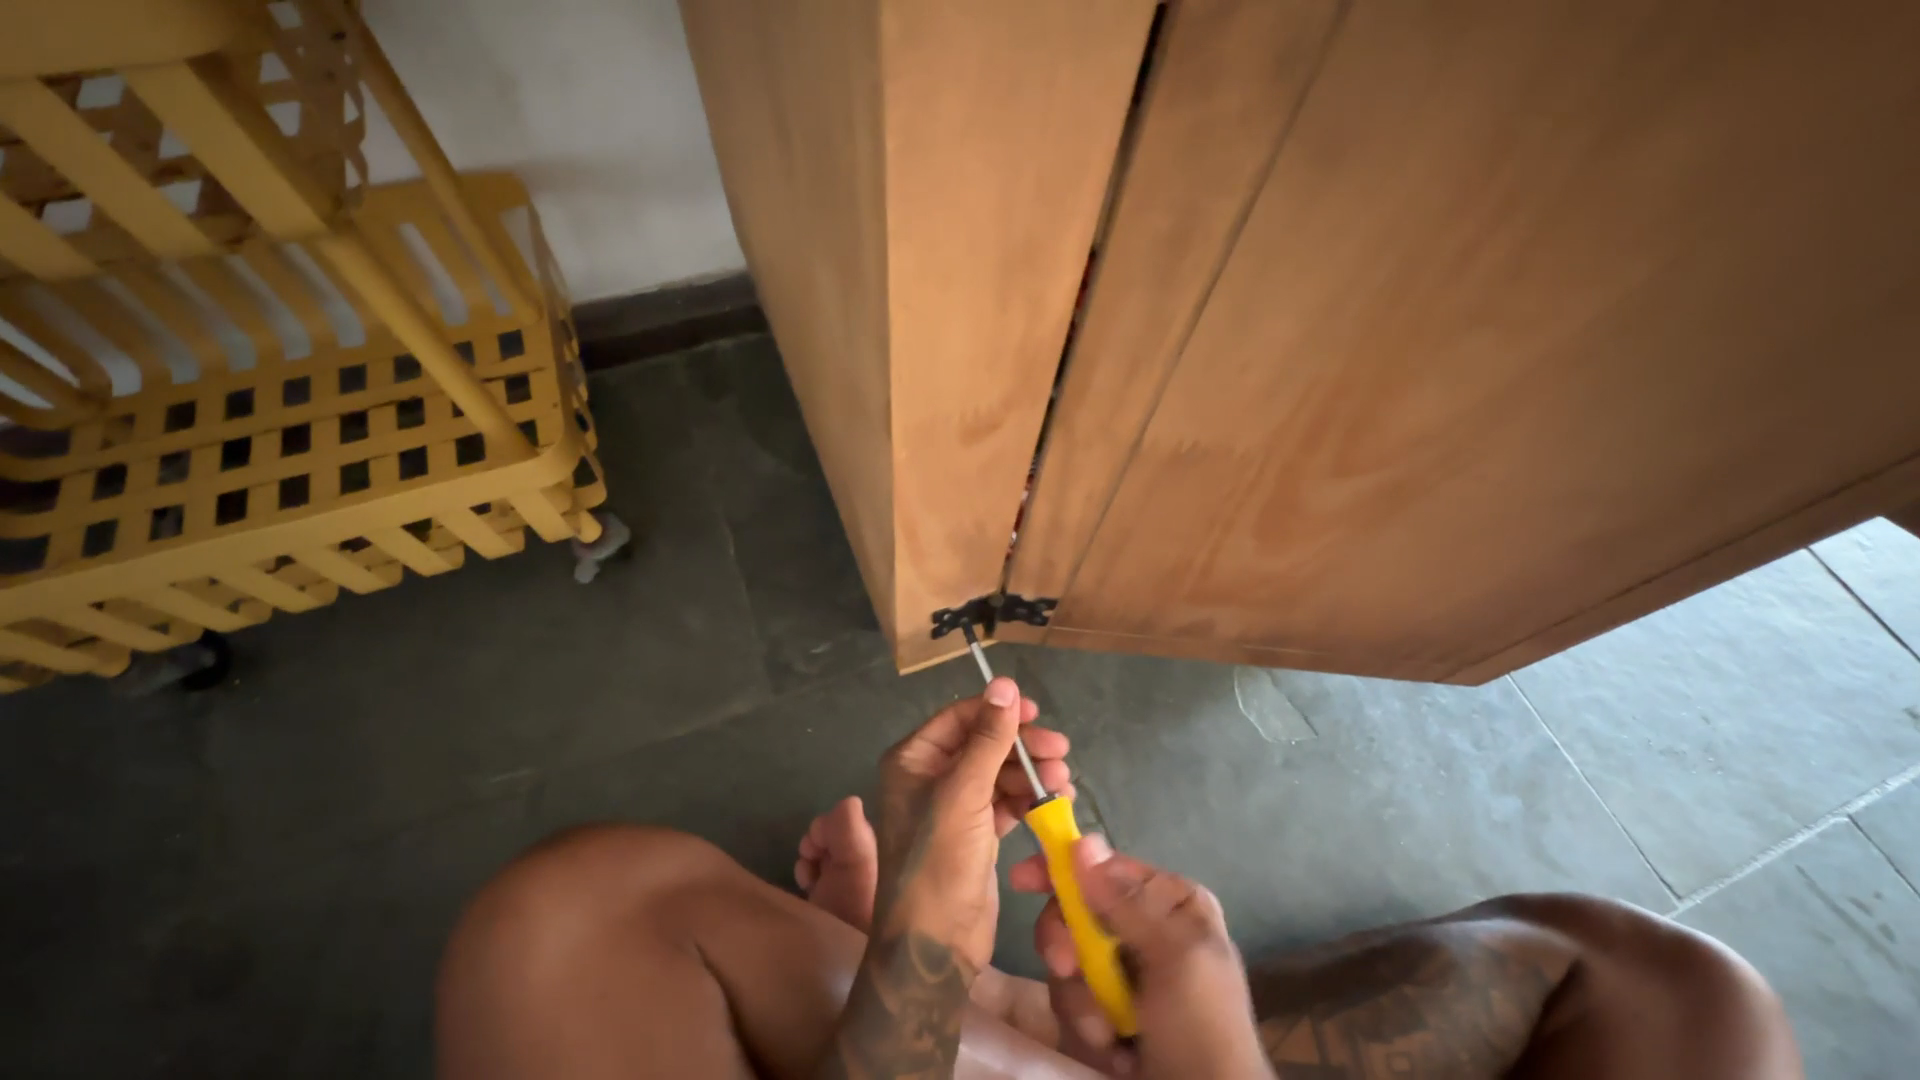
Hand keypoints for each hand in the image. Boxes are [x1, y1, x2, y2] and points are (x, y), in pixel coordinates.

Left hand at [872, 675, 1071, 976]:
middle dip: (1021, 747)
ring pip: (999, 774)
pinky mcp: (976, 834)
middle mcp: (930, 778)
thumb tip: (1005, 684)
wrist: (935, 943)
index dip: (997, 711)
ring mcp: (954, 807)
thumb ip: (988, 737)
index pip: (959, 718)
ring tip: (1062, 782)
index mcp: (913, 760)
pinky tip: (1054, 802)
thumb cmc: (939, 860)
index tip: (1037, 713)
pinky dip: (1028, 800)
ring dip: (1031, 774)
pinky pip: (1006, 803)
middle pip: (983, 744)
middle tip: (1060, 751)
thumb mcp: (963, 792)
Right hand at [1012, 837, 1271, 1078]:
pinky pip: (1069, 1002)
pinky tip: (1113, 1050)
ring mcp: (1121, 974)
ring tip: (1112, 1034)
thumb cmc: (1202, 1026)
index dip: (1061, 868)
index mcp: (1171, 904)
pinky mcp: (1103, 1013)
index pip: (1104, 868)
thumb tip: (1083, 842)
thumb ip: (1126, 902)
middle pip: (1074, 913)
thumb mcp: (1175, 958)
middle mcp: (1144, 930)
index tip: (1022, 879)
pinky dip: (1085, 1028)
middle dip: (1067, 945)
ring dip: (1081, 1000)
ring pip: (1066, 961)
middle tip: (1068, 967)